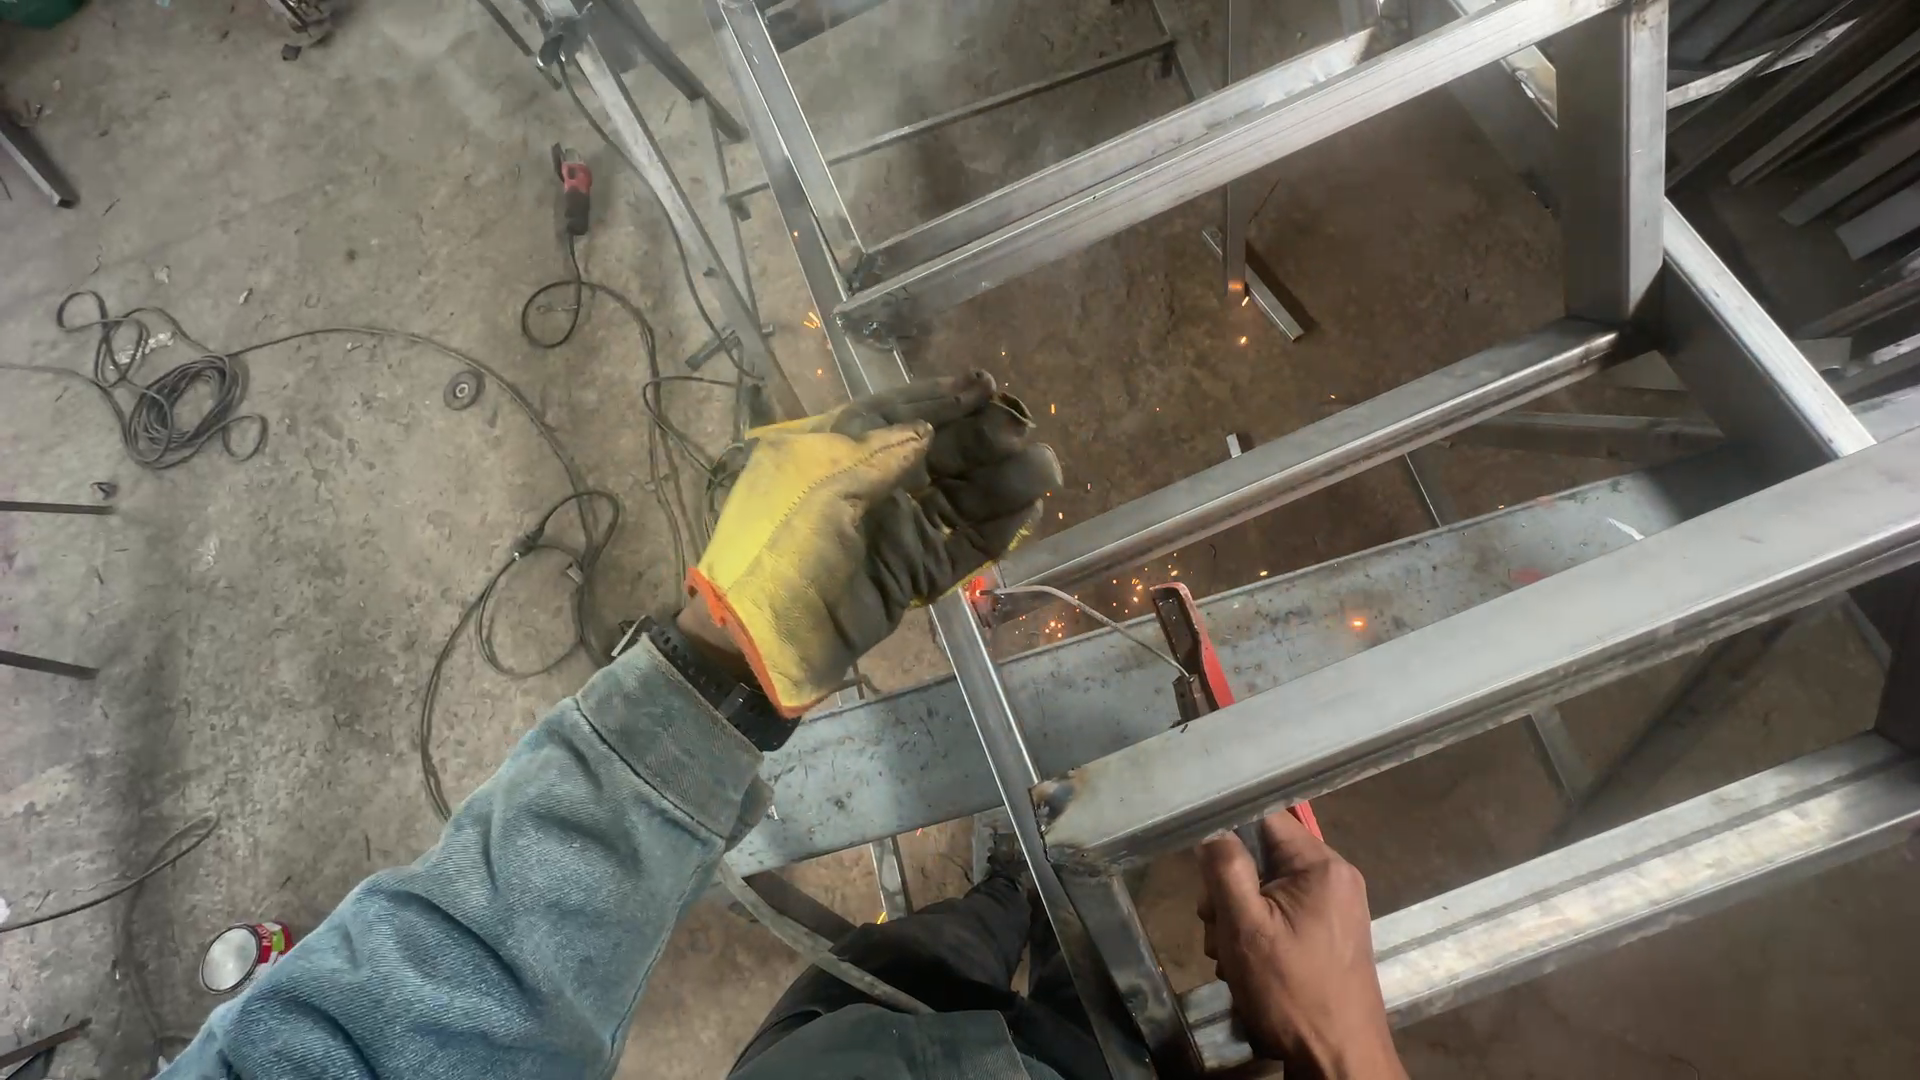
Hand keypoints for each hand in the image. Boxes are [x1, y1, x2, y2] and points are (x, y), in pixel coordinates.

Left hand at [686, 371, 1058, 715]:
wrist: (759, 643)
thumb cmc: (778, 547)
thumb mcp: (821, 483)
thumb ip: (880, 452)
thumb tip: (930, 429)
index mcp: (835, 452)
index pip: (894, 412)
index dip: (940, 397)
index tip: (986, 385)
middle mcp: (869, 485)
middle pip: (936, 452)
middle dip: (981, 436)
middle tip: (1022, 426)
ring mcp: (893, 530)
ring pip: (957, 498)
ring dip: (1000, 481)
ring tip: (1045, 466)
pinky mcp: (911, 573)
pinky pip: (960, 547)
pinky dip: (995, 529)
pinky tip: (1029, 508)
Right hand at [1197, 811, 1405, 1079]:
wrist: (1339, 1064)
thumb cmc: (1291, 992)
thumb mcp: (1245, 926)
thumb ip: (1224, 866)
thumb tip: (1210, 827)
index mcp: (1322, 865)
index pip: (1263, 817)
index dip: (1227, 829)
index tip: (1202, 858)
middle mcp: (1335, 877)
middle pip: (1261, 854)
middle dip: (1228, 885)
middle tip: (1216, 923)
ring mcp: (1334, 906)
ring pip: (1265, 884)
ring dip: (1237, 913)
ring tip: (1229, 951)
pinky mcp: (1328, 932)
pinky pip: (1280, 909)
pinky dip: (1256, 929)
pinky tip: (1246, 960)